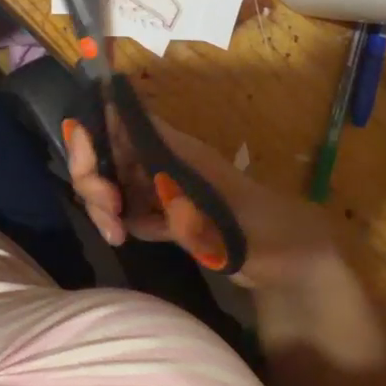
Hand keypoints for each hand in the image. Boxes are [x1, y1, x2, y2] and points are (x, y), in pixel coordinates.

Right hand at [65, 115, 385, 370]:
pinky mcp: (167, 212)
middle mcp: (164, 160)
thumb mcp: (232, 234)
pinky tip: (122, 237)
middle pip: (108, 153)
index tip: (88, 165)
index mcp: (178, 151)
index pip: (122, 122)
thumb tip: (150, 213)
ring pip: (113, 181)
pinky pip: (128, 207)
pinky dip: (118, 219)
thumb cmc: (270, 237)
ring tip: (115, 234)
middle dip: (93, 178)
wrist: (297, 262)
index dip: (93, 133)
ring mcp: (164, 186)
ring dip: (102, 204)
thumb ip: (192, 227)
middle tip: (108, 214)